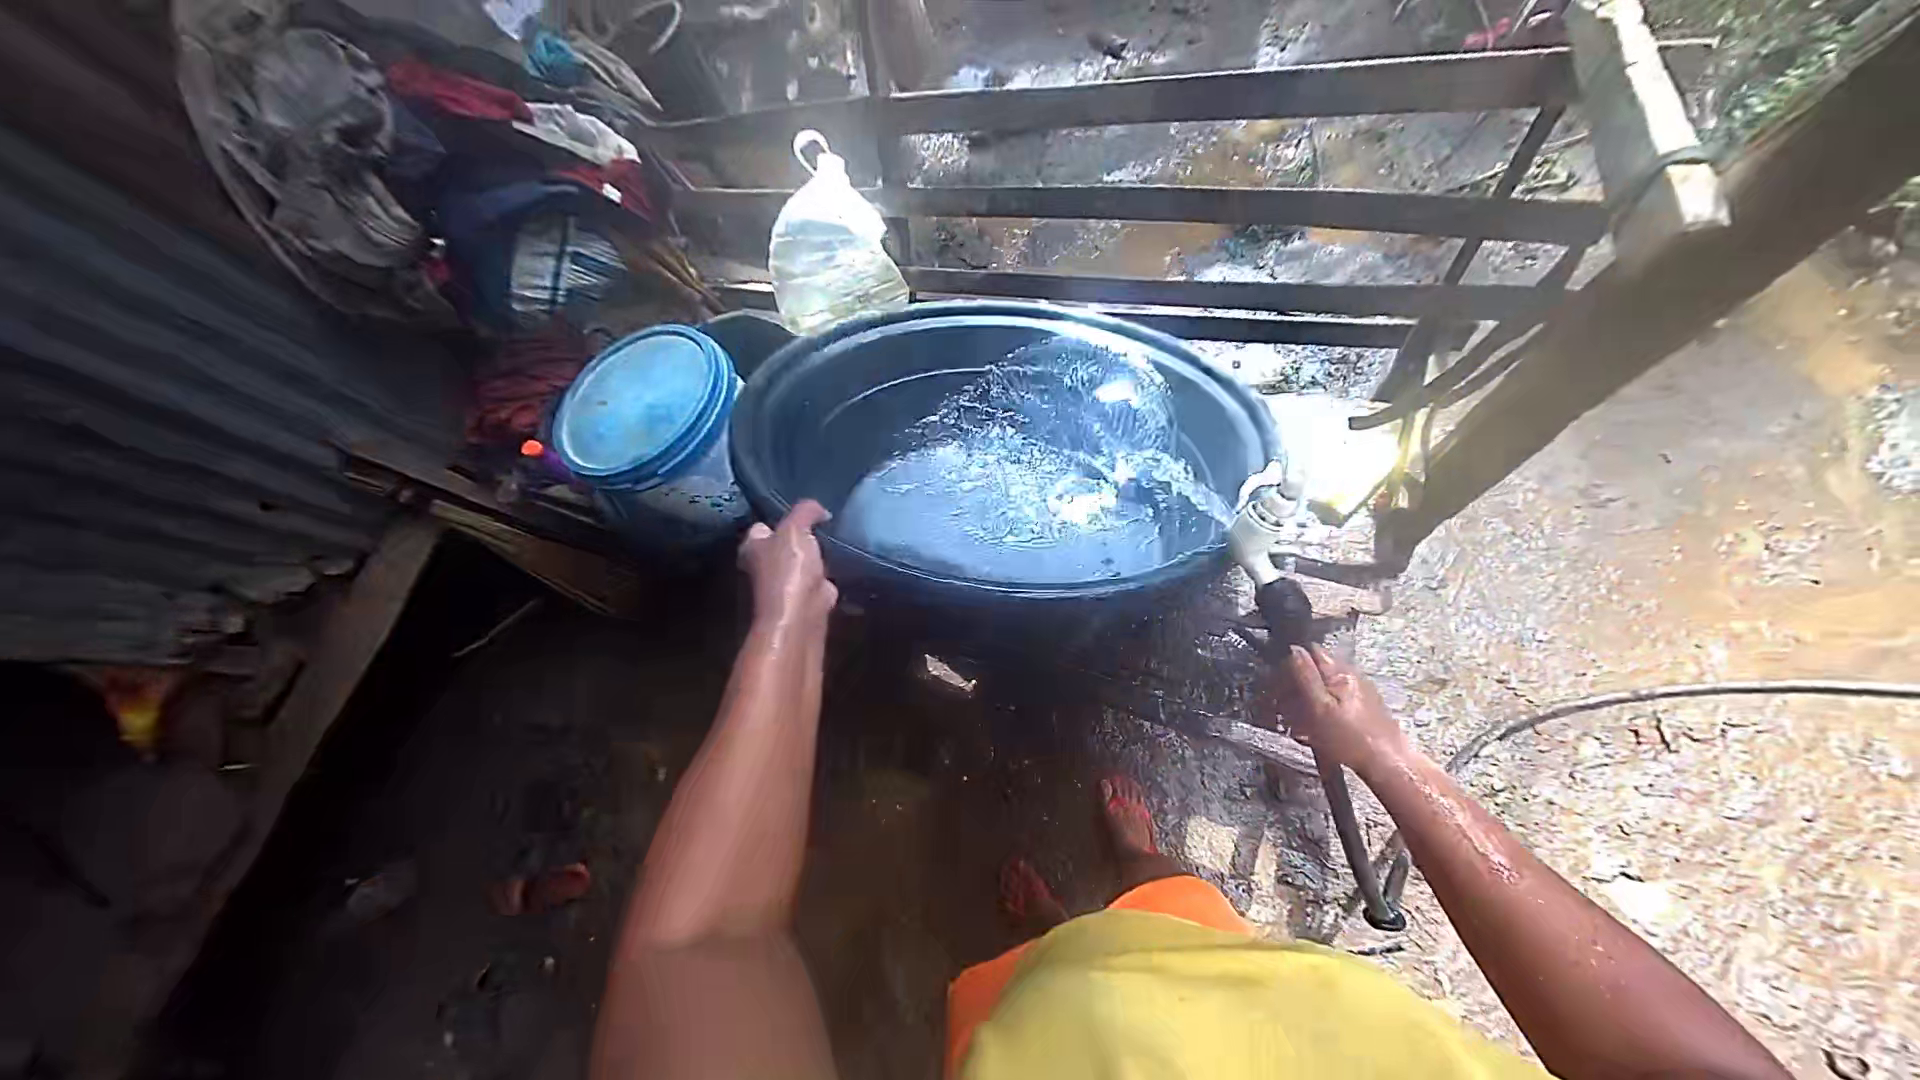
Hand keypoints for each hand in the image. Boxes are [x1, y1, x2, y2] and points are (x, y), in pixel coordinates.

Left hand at [739, 500, 837, 627]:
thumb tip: (821, 510)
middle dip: (801, 538)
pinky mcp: (805, 600)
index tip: (803, 514)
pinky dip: (828, 578)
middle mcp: (764, 566)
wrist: (801, 614)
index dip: (780, 518)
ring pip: (802, 564)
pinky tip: (841, 567)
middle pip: (783, 545)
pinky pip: (818, 582)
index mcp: (753, 547)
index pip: (762, 526)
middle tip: (823, 527)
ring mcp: (785, 585)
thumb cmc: (790, 569)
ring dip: (816, 558)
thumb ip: (806, 512)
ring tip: (836, 544)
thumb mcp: (796, 529)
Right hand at [1283, 644, 1409, 776]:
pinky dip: (1324, 711)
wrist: (1389, 767)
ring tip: (1303, 726)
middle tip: (1287, 710)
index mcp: (1341, 672)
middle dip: (1298, 686)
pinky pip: (1336, 702)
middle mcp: (1354, 676)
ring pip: (1325, 688)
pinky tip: (1320, 730)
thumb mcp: (1319, 707)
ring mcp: (1362, 692)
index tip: (1280, 685)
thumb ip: (1305, 675)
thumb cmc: (1350, 740)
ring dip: (1309, 702)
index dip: (1291, 664)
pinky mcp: (1366, 709)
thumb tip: (1293, 649)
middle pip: (1317, 670)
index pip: (1310, 652)